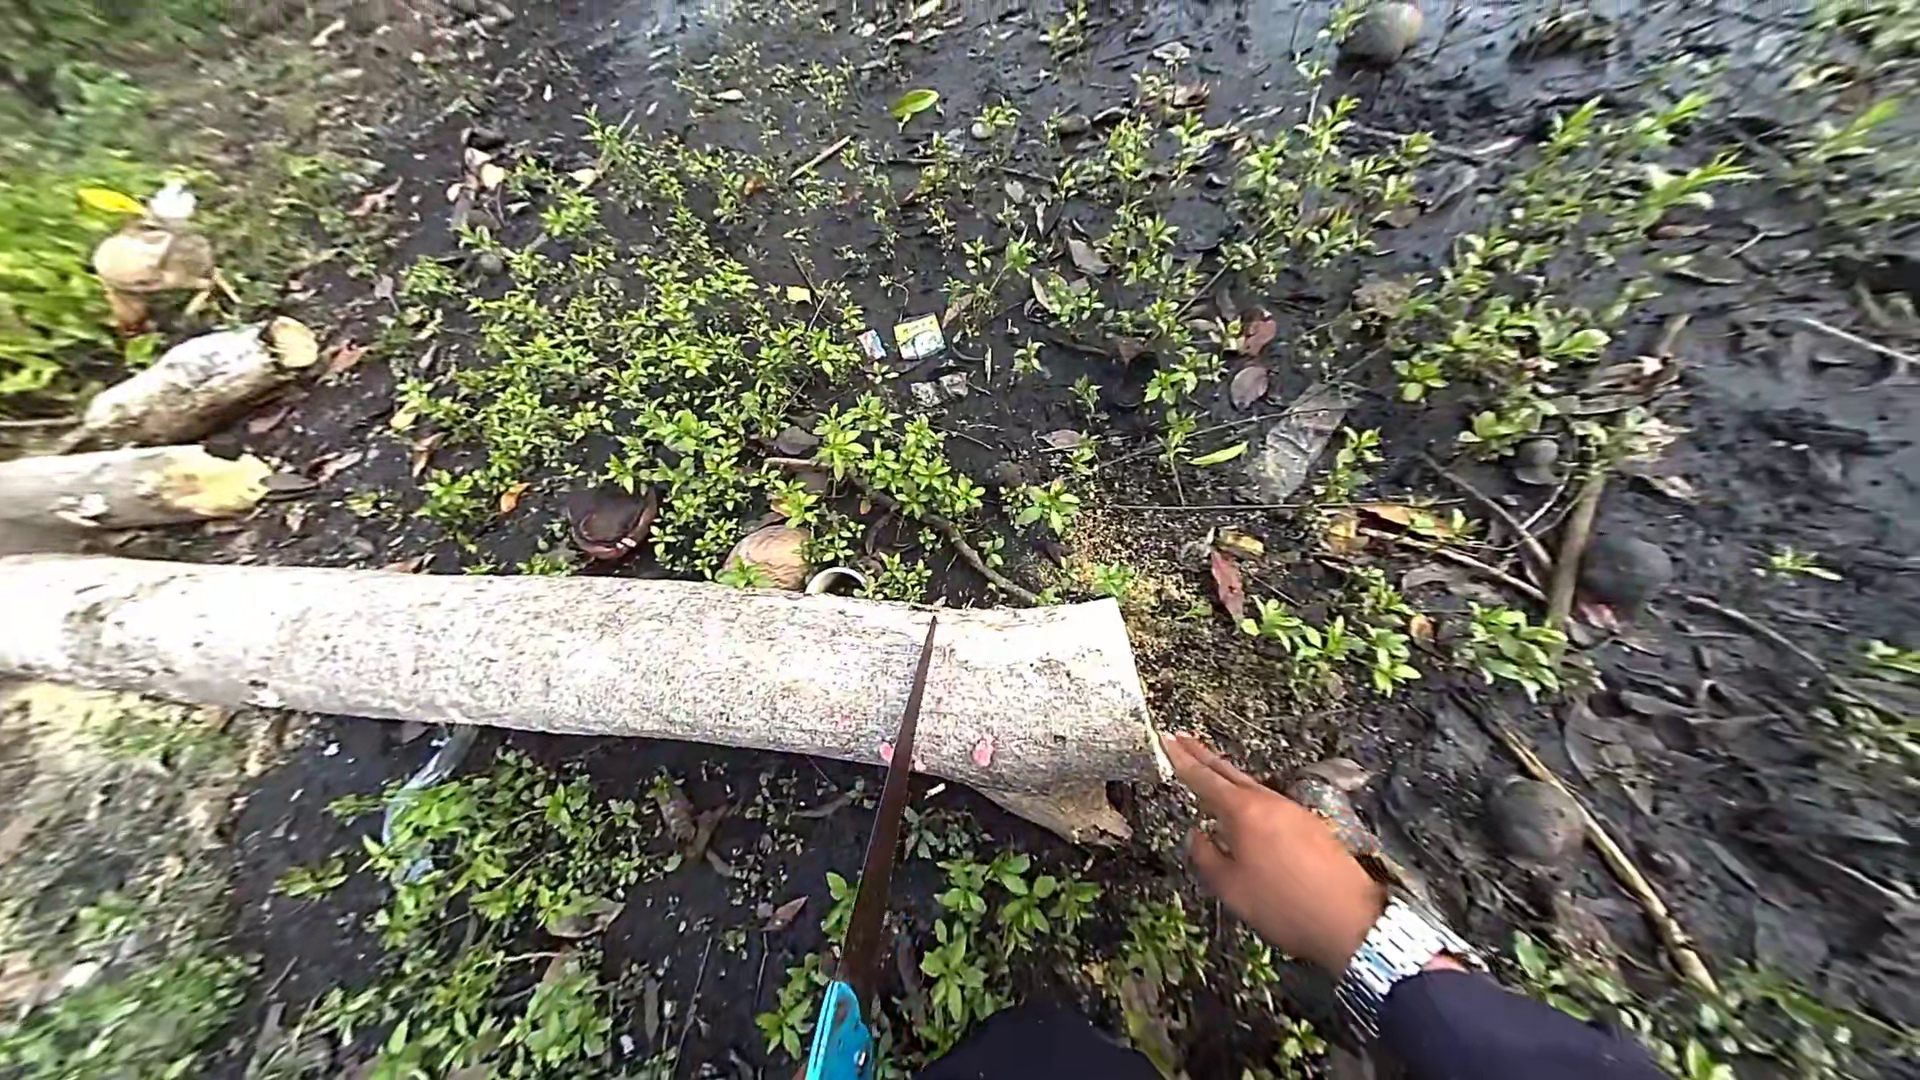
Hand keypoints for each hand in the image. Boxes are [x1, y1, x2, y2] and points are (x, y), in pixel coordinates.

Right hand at [1162, 733, 1387, 973]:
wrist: (1355, 923)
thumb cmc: (1284, 906)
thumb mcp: (1231, 888)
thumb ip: (1206, 856)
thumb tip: (1197, 834)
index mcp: (1241, 811)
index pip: (1202, 778)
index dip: (1181, 759)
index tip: (1165, 740)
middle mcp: (1265, 801)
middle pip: (1225, 770)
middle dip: (1200, 753)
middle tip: (1179, 736)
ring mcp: (1290, 809)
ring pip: (1248, 783)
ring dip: (1224, 772)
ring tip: (1207, 766)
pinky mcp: (1308, 823)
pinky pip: (1266, 799)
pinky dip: (1245, 792)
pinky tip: (1244, 805)